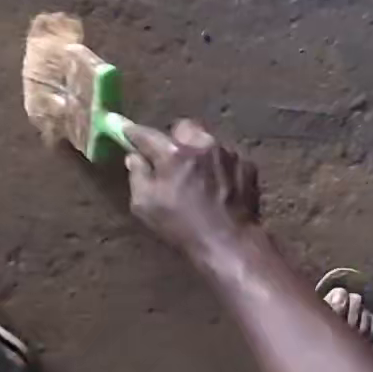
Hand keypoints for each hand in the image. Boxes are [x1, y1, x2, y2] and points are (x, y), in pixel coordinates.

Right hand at [124, 119, 261, 261]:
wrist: (229, 243)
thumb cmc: (181, 226)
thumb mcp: (145, 205)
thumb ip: (137, 175)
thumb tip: (134, 157)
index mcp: (173, 153)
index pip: (147, 134)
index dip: (134, 132)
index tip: (126, 130)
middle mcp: (202, 144)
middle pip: (184, 128)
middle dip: (175, 139)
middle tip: (173, 159)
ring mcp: (228, 152)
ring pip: (208, 141)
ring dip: (200, 153)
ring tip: (200, 178)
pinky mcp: (246, 164)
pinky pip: (227, 157)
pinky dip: (220, 166)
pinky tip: (219, 187)